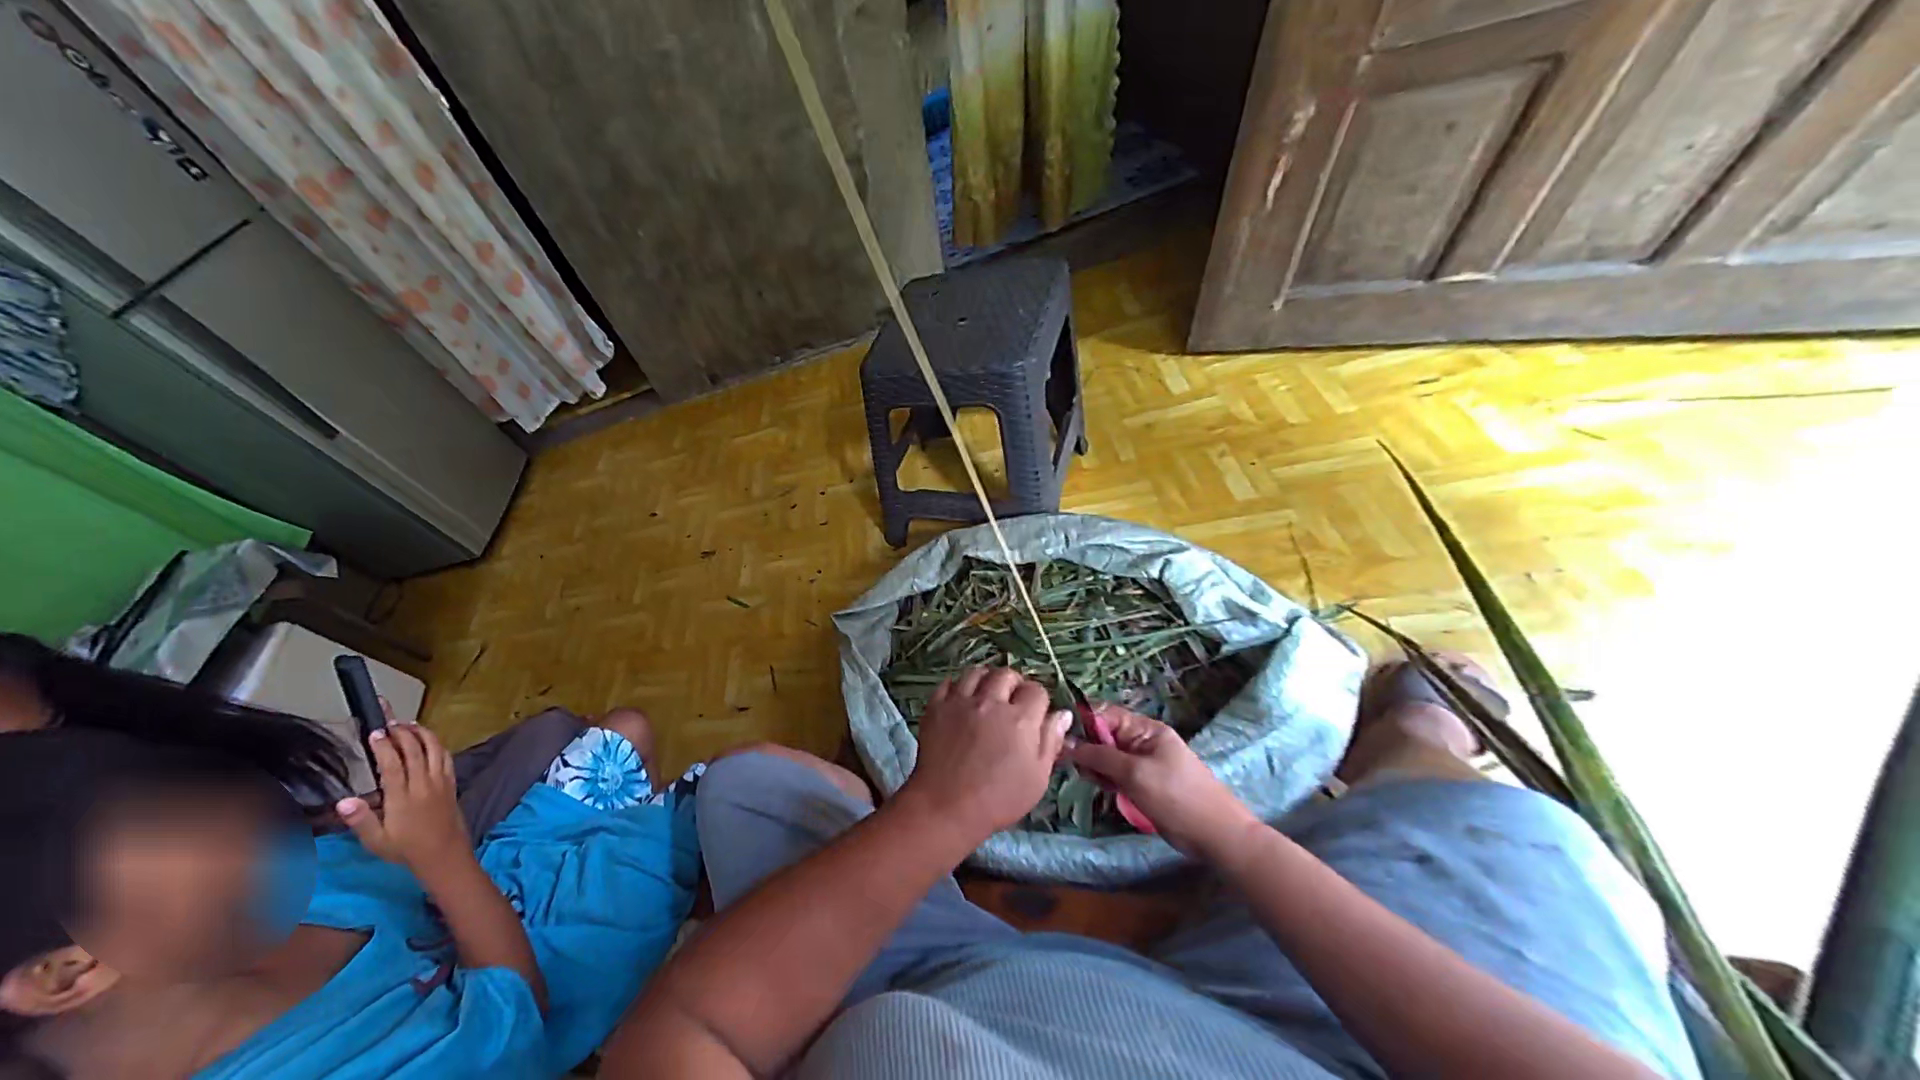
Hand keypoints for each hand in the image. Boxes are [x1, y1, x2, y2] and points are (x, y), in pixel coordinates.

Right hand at [336, 724, 469, 876]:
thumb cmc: (406, 847)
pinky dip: (438, 744)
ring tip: (409, 724)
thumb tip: (343, 800)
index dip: (385, 746)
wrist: (444, 851)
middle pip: (415, 751)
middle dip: (403, 733)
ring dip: (423, 734)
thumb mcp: (376, 840)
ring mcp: (441, 781)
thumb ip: (360, 819)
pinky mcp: (452, 782)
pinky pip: (447, 757)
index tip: (375, 732)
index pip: (394, 765)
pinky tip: (430, 740)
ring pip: (435, 749)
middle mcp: (424, 784)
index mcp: (403, 797)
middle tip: (390, 721)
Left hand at [901, 667, 1072, 840]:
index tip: (1035, 713)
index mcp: (1020, 718)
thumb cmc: (999, 799)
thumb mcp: (1037, 777)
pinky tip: (962, 700)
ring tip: (988, 695)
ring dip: (986, 679)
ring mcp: (960, 702)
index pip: (1036, 690)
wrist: (946, 807)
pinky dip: (958, 686)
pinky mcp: (936, 707)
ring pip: (976, 672)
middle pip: (1006, 674)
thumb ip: (1051, 741)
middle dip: (1014, 684)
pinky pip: (948, 682)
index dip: (1038, 700)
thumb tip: (1062, 714)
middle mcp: (991, 702)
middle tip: (1012, 702)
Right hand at [1067, 704, 1260, 858]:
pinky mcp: (1143, 784)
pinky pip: (1116, 774)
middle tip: (1075, 766)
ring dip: (1096, 766)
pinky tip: (1101, 787)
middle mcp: (1143, 742)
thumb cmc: (1176, 797)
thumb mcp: (1134, 773)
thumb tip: (1068, 743)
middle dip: (1087, 747)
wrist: (1214, 834)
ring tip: (1092, 780)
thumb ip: (1100, 756)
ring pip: (1107, 757)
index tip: (1060, 737)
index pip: (1106, 714)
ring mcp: (1143, 764)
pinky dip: (1106, 779)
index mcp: (1146, 729)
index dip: (1083, 722)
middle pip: (1104, 735)